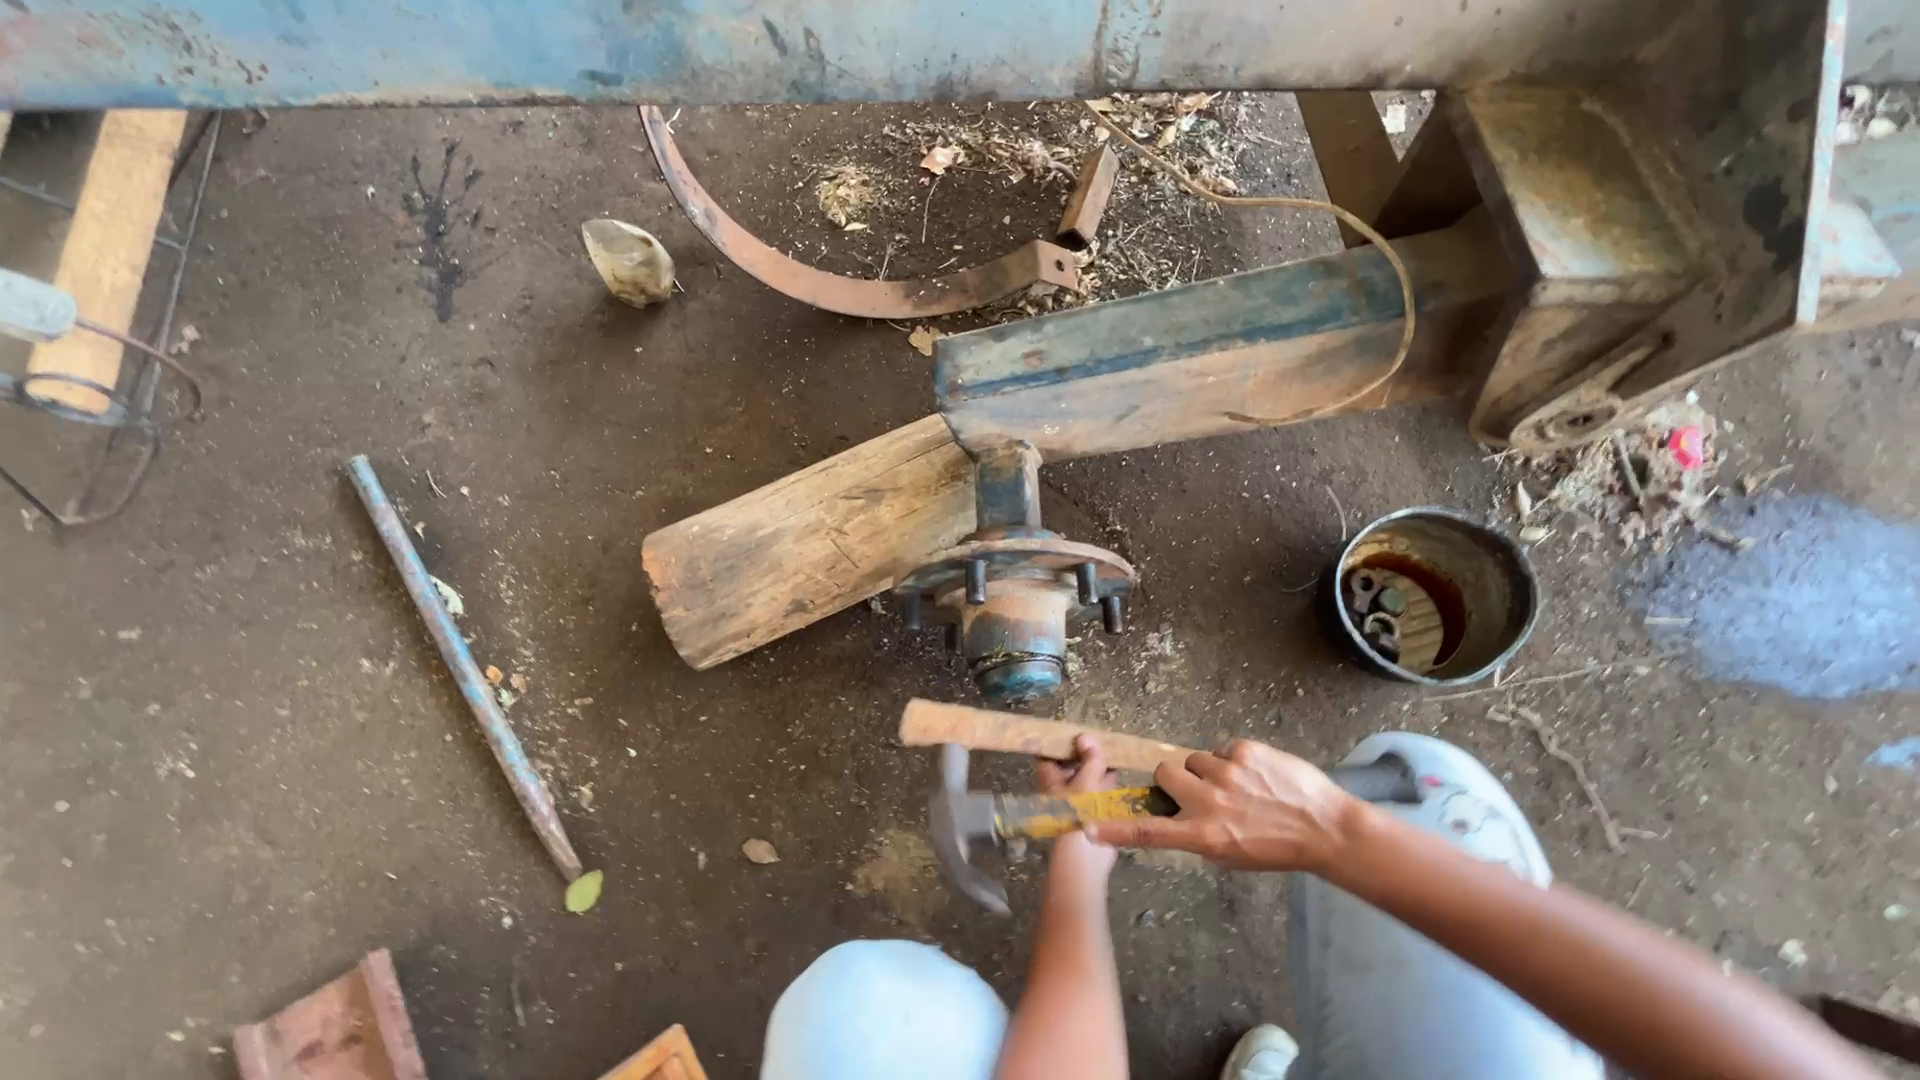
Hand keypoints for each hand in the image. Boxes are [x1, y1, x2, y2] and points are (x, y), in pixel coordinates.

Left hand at [1038, 734, 1118, 877]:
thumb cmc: (1077, 813)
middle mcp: (1060, 787)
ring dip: (1098, 764)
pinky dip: (1108, 779)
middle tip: (1098, 735)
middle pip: (1070, 763)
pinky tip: (1120, 767)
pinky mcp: (1092, 809)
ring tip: (1111, 746)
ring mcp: (1076, 799)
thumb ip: (1090, 760)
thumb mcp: (1085, 782)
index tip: (1071, 728)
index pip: (1047, 754)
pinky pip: (1100, 788)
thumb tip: (1086, 737)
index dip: (1057, 740)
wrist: (1086, 854)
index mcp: (1050, 779)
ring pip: (1087, 775)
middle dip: (1083, 751)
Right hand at [1084, 739, 1360, 872]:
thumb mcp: (1231, 854)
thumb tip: (1177, 813)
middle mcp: (1209, 802)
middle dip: (1177, 779)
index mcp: (1205, 835)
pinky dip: (1233, 760)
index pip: (1150, 832)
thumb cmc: (1278, 848)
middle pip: (1165, 773)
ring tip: (1238, 785)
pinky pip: (1222, 748)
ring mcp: (1227, 772)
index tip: (1089, 829)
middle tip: (1201, 791)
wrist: (1326, 828)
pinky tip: (1257, 775)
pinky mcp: (1244, 750)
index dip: (1117, 830)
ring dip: (1208, 770)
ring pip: (1194, 758)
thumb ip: (1198, 833)